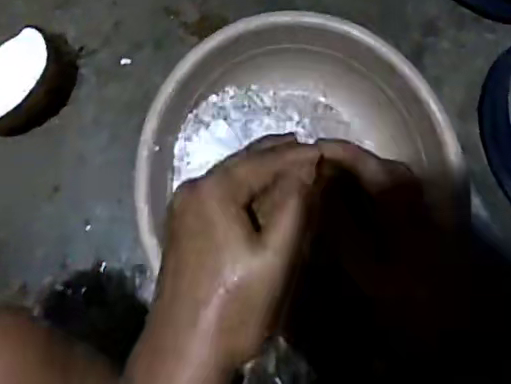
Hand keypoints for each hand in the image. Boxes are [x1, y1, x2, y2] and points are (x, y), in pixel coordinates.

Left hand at [126, 135, 323, 383]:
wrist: (182, 359)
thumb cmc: (234, 309)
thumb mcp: (276, 257)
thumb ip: (296, 204)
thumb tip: (311, 162)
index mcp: (214, 188)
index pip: (266, 158)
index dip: (300, 154)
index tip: (328, 152)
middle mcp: (195, 186)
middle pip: (247, 160)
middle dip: (283, 154)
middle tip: (316, 154)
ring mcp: (185, 204)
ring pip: (236, 172)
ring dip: (267, 168)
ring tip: (300, 167)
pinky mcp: (184, 223)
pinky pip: (224, 189)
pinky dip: (250, 184)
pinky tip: (270, 191)